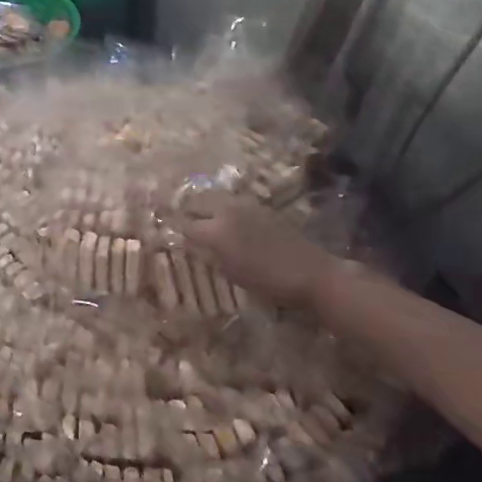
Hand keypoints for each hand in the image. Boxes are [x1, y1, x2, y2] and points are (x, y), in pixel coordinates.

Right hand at [176, 189, 338, 307]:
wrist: (313, 274)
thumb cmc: (269, 282)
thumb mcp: (232, 273)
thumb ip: (208, 254)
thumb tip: (189, 242)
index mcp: (215, 231)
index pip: (185, 225)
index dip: (175, 230)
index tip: (169, 233)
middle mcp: (226, 211)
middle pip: (197, 204)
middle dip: (187, 212)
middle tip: (181, 222)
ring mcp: (245, 205)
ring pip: (215, 198)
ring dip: (205, 206)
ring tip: (202, 218)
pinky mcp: (261, 206)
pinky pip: (233, 202)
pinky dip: (223, 207)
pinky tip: (227, 219)